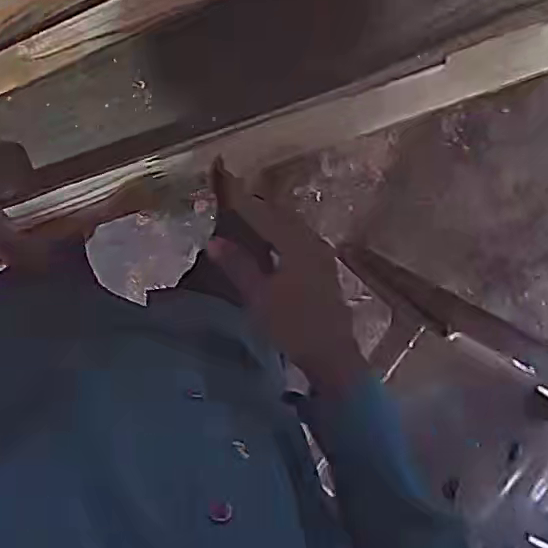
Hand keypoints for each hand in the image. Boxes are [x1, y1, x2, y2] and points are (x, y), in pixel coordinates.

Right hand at [204, 161, 366, 396]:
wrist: (332, 357)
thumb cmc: (293, 324)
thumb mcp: (258, 295)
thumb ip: (237, 265)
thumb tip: (214, 240)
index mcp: (296, 244)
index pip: (265, 215)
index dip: (244, 203)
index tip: (225, 190)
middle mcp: (312, 243)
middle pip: (282, 218)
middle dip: (258, 209)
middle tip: (233, 204)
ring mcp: (322, 257)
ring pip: (293, 229)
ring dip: (272, 223)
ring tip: (248, 223)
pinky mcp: (324, 271)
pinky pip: (299, 241)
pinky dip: (282, 237)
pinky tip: (271, 247)